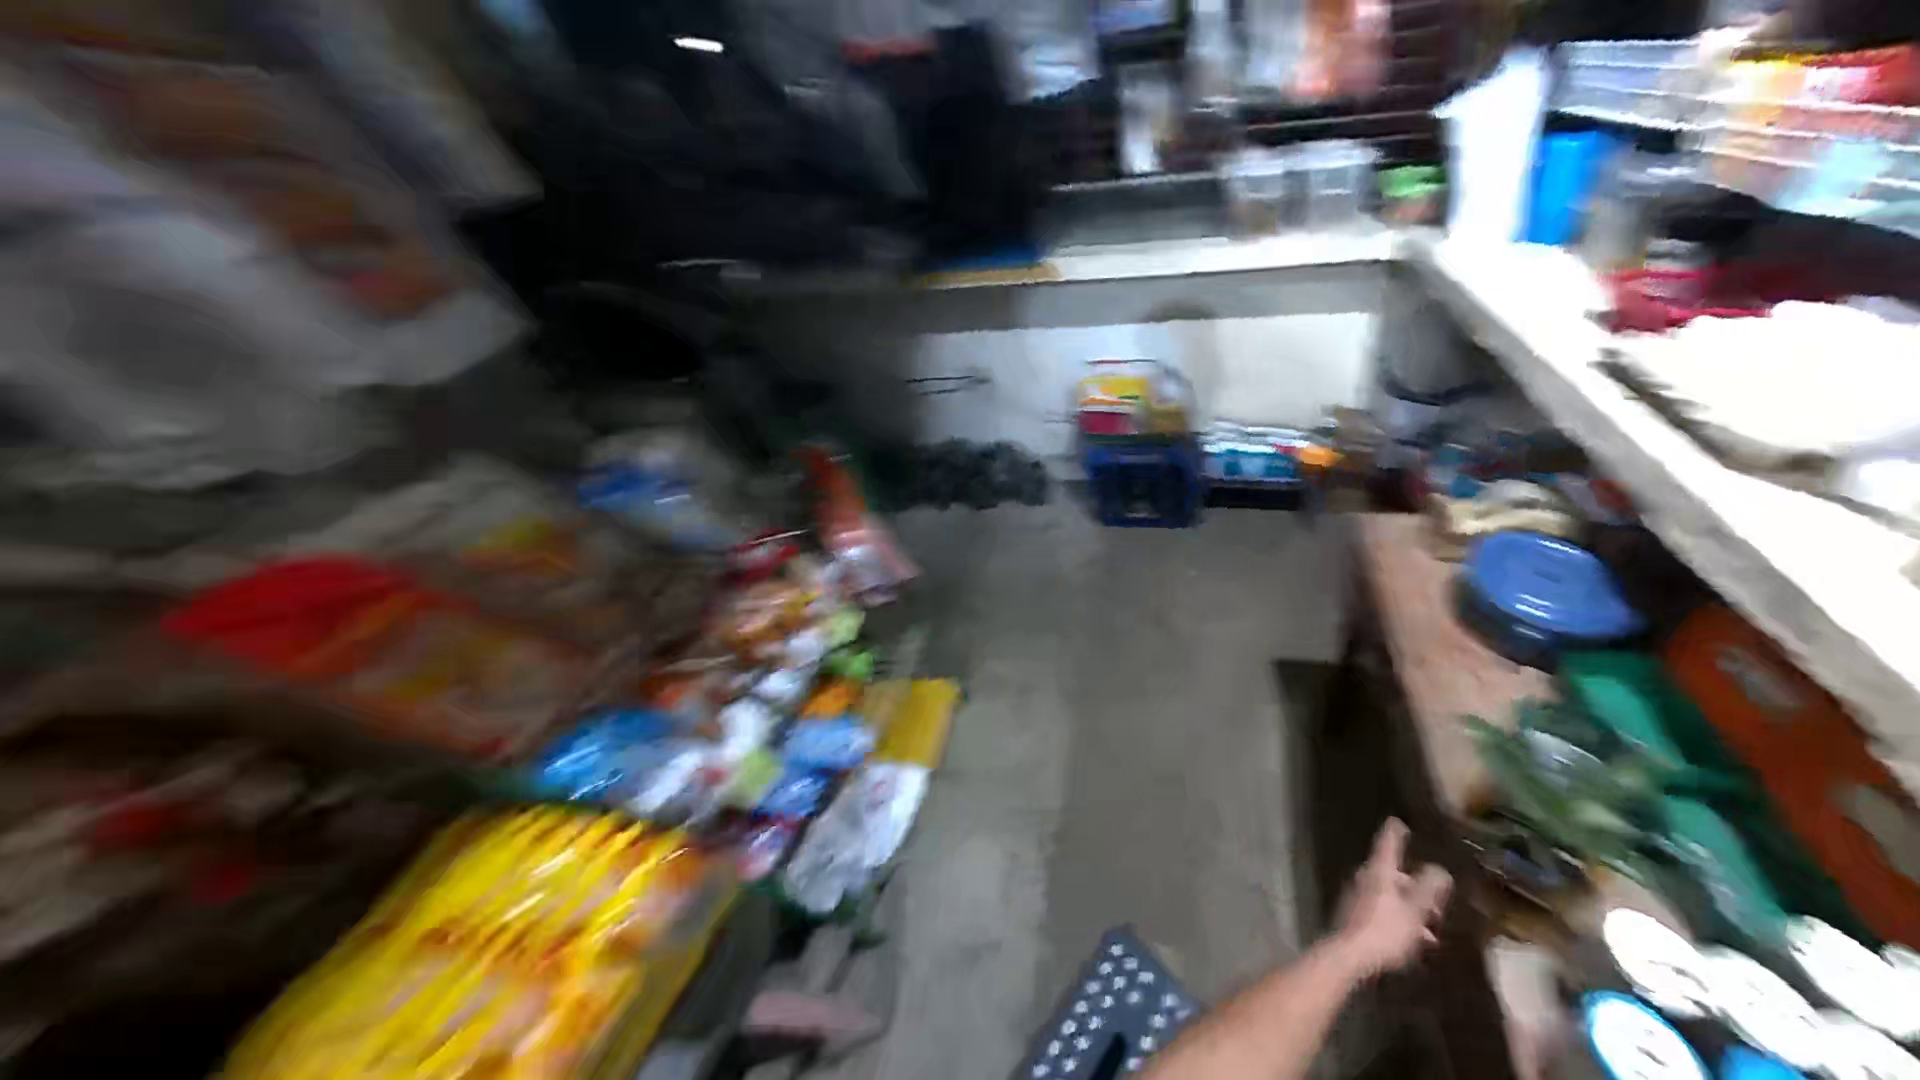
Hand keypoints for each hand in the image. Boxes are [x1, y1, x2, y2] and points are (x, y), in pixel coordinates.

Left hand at [1332, 818, 1451, 977]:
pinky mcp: (1356, 913)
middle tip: (1436, 908)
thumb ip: (1429, 889)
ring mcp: (1358, 895)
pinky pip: (1384, 910)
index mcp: (1378, 872)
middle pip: (1393, 875)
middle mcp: (1364, 878)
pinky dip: (1402, 920)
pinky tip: (1416, 940)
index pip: (1387, 845)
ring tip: (1430, 932)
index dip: (1394, 834)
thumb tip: (1439, 869)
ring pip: (1391, 895)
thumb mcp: (1415, 910)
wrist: (1351, 954)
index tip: (1397, 823)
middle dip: (1416, 889)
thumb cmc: (1386, 929)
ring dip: (1412, 910)